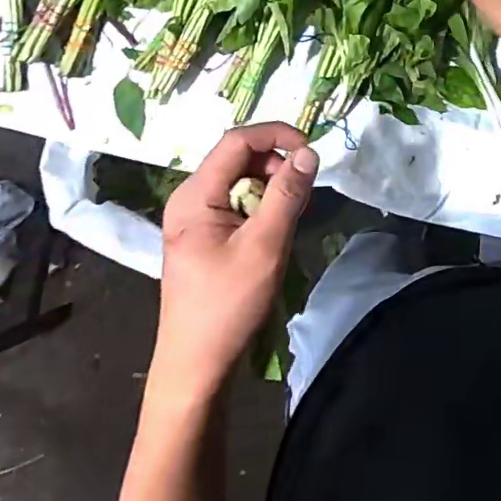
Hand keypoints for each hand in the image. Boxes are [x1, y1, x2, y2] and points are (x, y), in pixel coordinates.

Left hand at [150, 122, 318, 399]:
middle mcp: (189, 197)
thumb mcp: (264, 247)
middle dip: (275, 164)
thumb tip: (308, 152)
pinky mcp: (204, 234)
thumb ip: (287, 195)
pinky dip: (262, 205)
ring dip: (271, 186)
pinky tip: (275, 229)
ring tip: (291, 215)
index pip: (237, 140)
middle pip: (238, 157)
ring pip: (240, 179)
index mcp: (194, 194)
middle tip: (303, 192)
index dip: (276, 135)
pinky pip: (236, 202)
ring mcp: (194, 217)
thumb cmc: (227, 305)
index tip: (311, 151)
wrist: (196, 365)